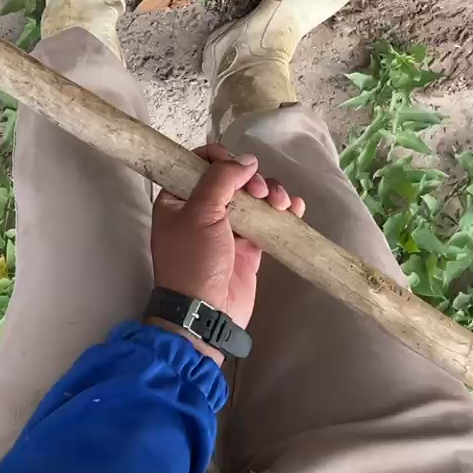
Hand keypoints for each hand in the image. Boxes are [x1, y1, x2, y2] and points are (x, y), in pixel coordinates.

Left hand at [149, 145, 305, 360]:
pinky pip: (267, 220)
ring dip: (271, 193)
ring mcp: (227, 227)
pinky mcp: (249, 245)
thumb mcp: (199, 214)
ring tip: (281, 203)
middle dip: (252, 178)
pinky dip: (282, 212)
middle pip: (232, 177)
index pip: (199, 163)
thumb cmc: (194, 260)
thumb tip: (247, 160)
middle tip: (260, 192)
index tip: (236, 166)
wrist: (206, 313)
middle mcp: (202, 208)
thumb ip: (221, 180)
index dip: (220, 158)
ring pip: (253, 197)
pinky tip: (294, 209)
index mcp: (178, 197)